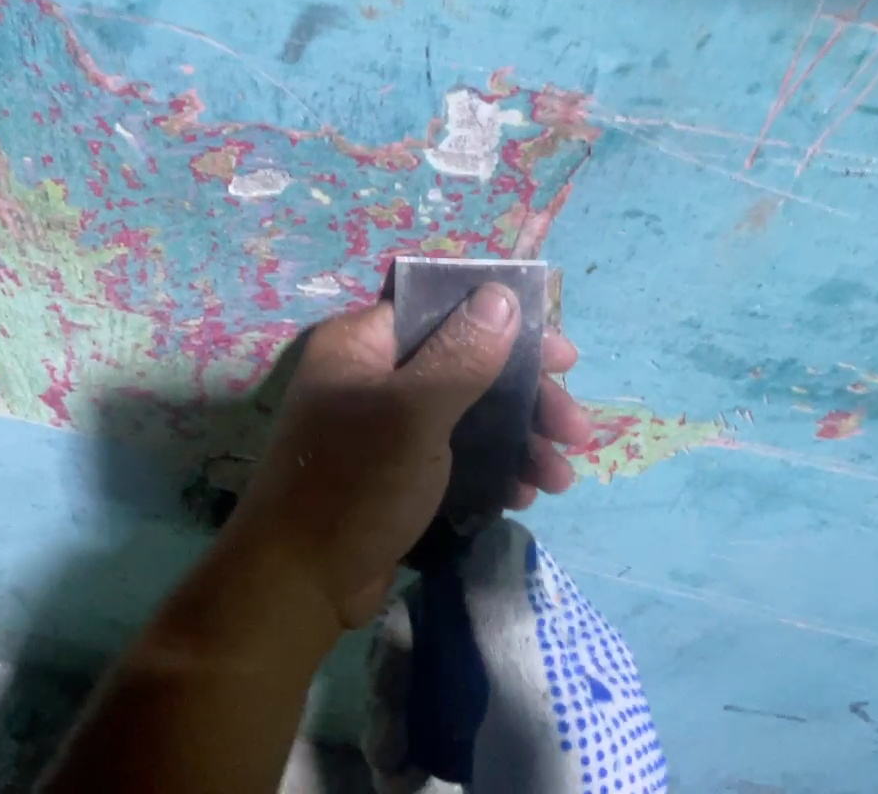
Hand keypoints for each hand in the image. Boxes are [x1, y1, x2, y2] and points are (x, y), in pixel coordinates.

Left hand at [217, 283, 596, 629]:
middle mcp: (372, 375)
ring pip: (466, 413)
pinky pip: (456, 454)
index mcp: (361, 344)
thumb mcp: (413, 413)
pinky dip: (492, 469)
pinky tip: (523, 494)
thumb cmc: (354, 483)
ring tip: (558, 478)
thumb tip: (499, 295)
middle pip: (464, 364)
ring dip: (518, 440)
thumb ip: (461, 355)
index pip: (440, 311)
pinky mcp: (397, 470)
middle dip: (525, 397)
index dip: (503, 325)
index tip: (561, 356)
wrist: (301, 582)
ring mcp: (384, 425)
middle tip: (575, 429)